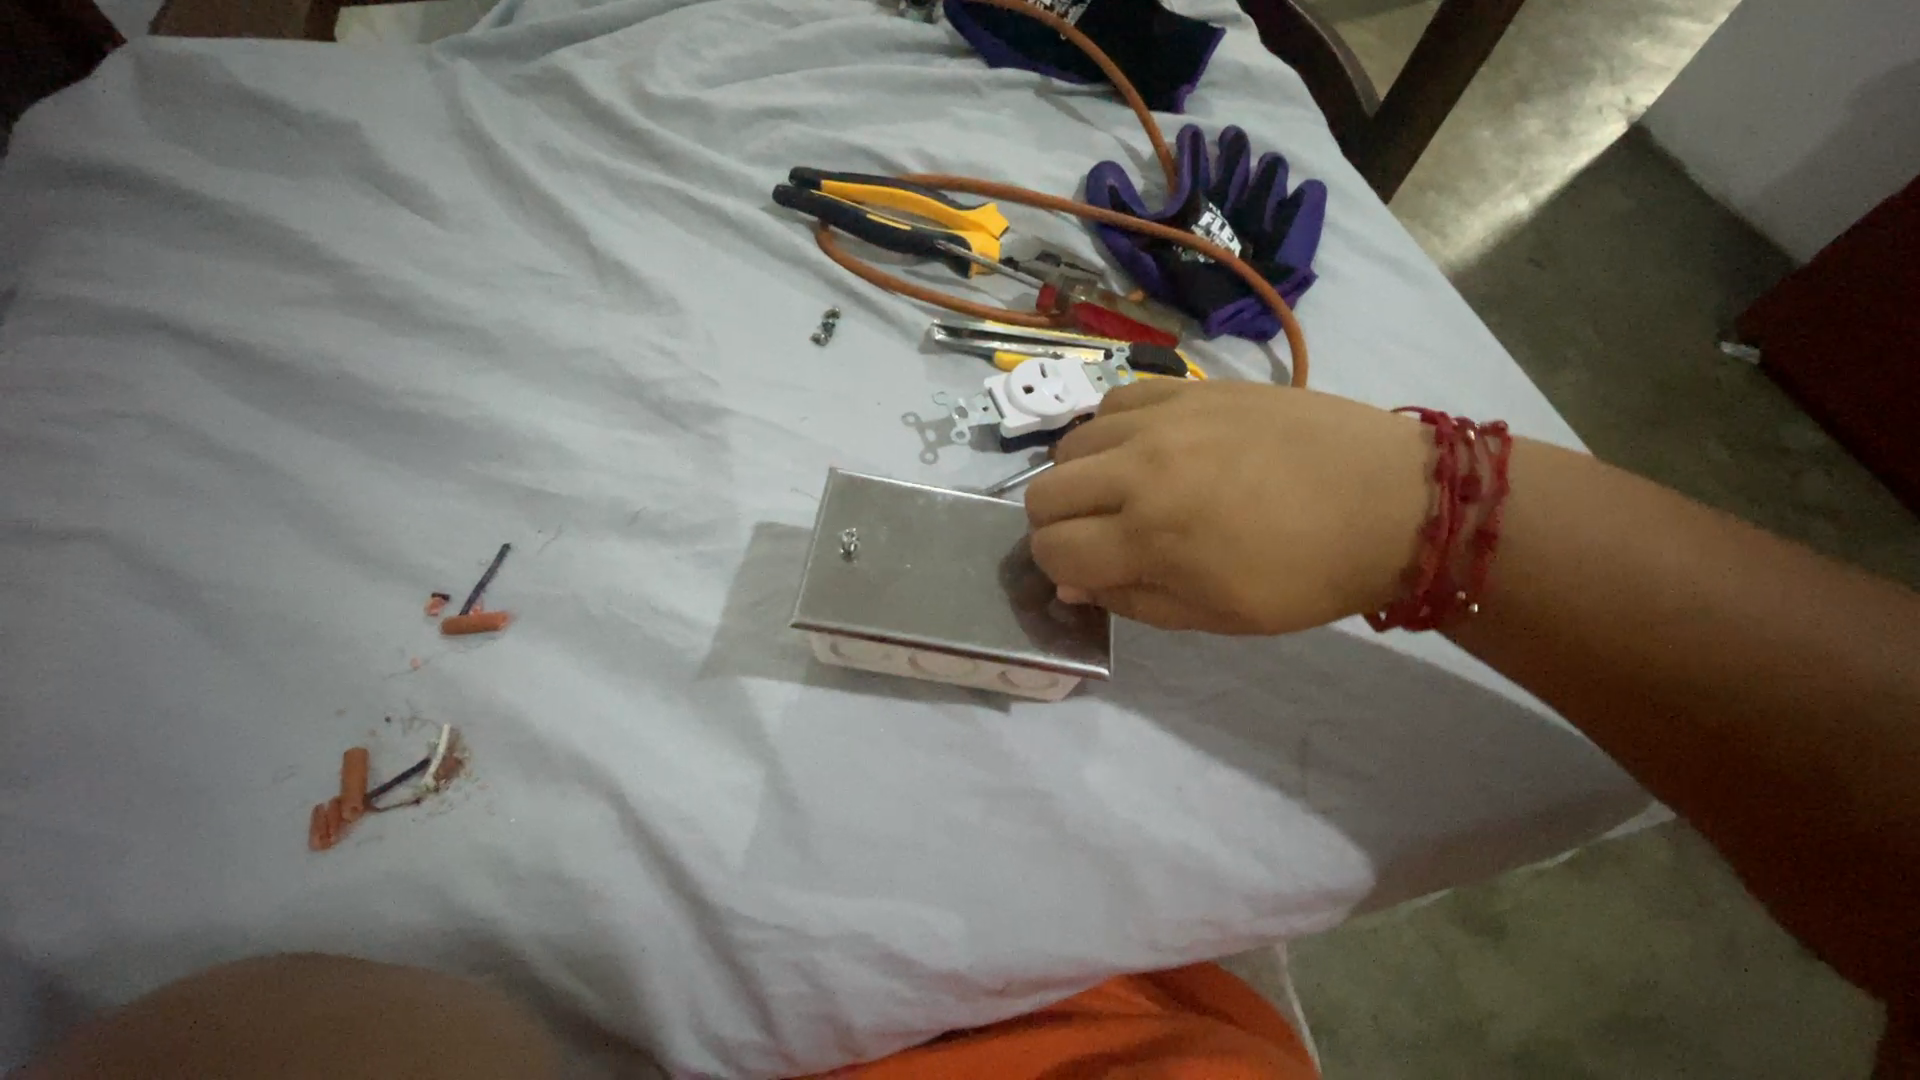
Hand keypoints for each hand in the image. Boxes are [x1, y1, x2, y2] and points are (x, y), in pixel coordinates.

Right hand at [1025, 380, 1431, 633]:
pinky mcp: (1189, 389)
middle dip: (1055, 524)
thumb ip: (1131, 600)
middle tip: (1096, 534)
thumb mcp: (1215, 616)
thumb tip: (1073, 581)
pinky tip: (1146, 448)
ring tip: (1123, 490)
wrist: (1389, 500)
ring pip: (1071, 443)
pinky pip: (1115, 401)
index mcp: (1149, 536)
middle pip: (1043, 492)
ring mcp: (1162, 421)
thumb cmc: (1305, 575)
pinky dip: (1112, 431)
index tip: (1086, 572)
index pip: (1051, 548)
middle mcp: (1139, 470)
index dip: (1057, 568)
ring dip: (1082, 476)